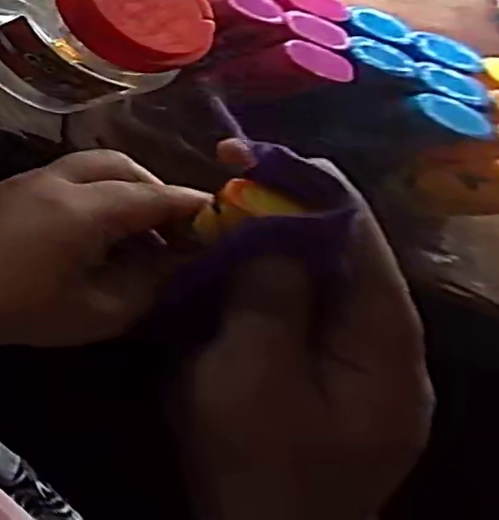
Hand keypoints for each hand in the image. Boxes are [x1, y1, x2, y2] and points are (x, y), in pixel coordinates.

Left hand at [0, 150, 210, 348]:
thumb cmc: (19, 304)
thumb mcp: (101, 308)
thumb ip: (150, 280)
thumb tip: (182, 260)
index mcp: (81, 205)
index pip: (154, 194)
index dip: (197, 209)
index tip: (231, 226)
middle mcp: (51, 180)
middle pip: (116, 164)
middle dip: (155, 189)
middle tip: (181, 233)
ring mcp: (22, 180)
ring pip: (85, 168)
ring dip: (120, 190)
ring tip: (142, 238)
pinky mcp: (4, 189)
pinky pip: (59, 179)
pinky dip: (90, 194)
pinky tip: (98, 235)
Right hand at [174, 150, 431, 519]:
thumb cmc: (258, 448)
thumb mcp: (254, 373)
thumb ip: (268, 302)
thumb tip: (270, 233)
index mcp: (381, 352)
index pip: (361, 256)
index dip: (321, 199)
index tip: (271, 155)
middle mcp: (374, 349)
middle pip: (343, 262)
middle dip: (294, 207)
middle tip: (235, 165)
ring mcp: (340, 358)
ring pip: (314, 278)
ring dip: (271, 232)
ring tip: (224, 194)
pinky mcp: (303, 363)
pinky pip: (287, 298)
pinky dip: (257, 263)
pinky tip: (221, 247)